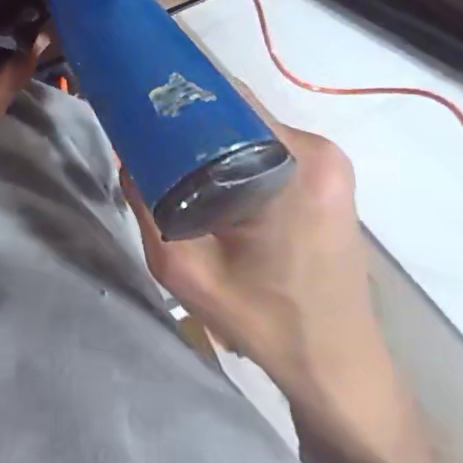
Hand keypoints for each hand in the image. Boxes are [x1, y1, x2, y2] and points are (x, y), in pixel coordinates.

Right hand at [124, 112, 379, 391]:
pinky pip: (263, 144)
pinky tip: (204, 178)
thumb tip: (127, 154)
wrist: (335, 365)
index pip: (223, 99)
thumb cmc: (264, 319)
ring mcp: (327, 161)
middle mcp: (318, 151)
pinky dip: (230, 153)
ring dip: (206, 139)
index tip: (135, 105)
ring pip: (246, 126)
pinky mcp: (326, 175)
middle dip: (186, 119)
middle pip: (234, 110)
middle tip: (143, 137)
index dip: (175, 97)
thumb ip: (146, 207)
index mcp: (295, 165)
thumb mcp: (185, 270)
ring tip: (167, 160)